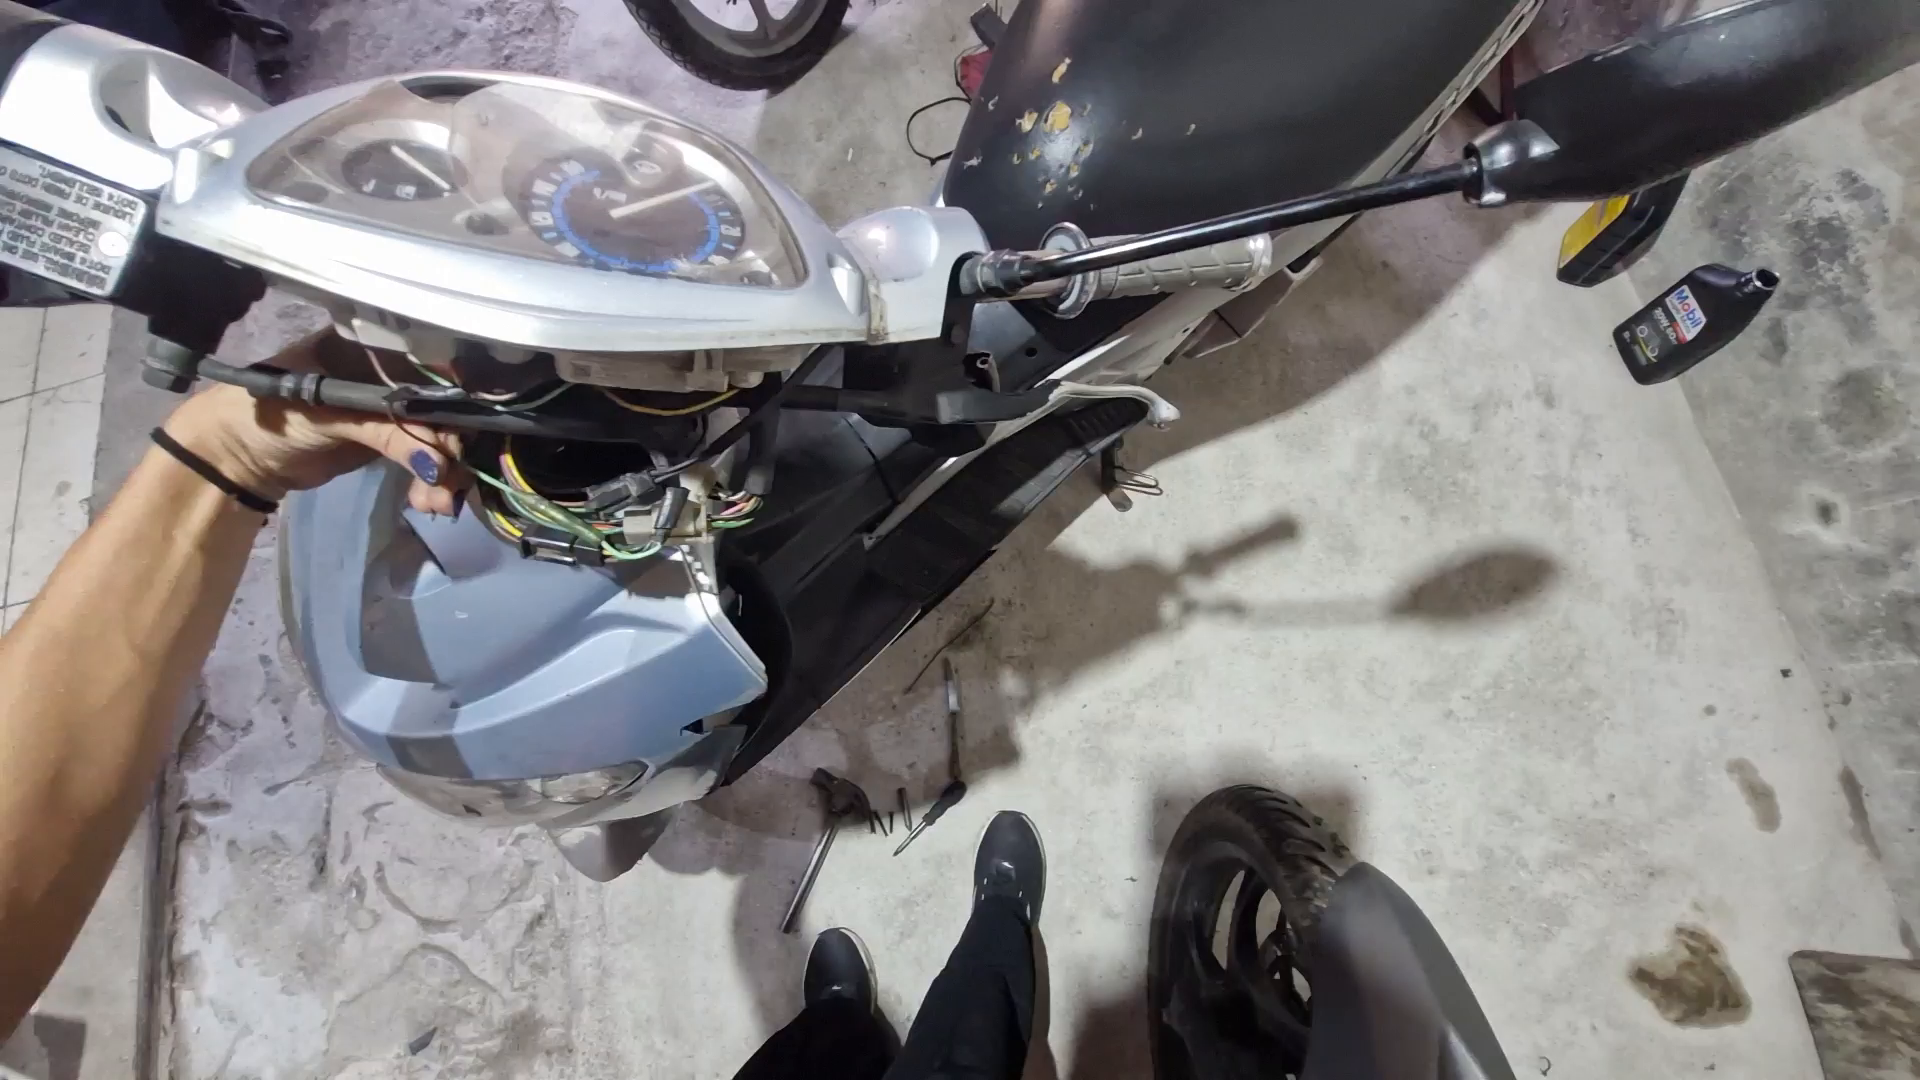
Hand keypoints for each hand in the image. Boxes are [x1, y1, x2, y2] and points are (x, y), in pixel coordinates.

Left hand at [159, 333, 466, 513]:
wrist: (237, 456)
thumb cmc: (269, 413)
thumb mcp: (329, 416)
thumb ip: (387, 434)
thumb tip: (441, 466)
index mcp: (378, 351)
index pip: (437, 371)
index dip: (457, 402)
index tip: (463, 435)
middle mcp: (397, 377)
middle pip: (447, 411)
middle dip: (453, 451)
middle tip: (451, 482)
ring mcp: (400, 412)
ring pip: (444, 441)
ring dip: (446, 476)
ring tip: (436, 504)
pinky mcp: (400, 443)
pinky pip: (430, 462)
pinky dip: (433, 484)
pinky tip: (428, 502)